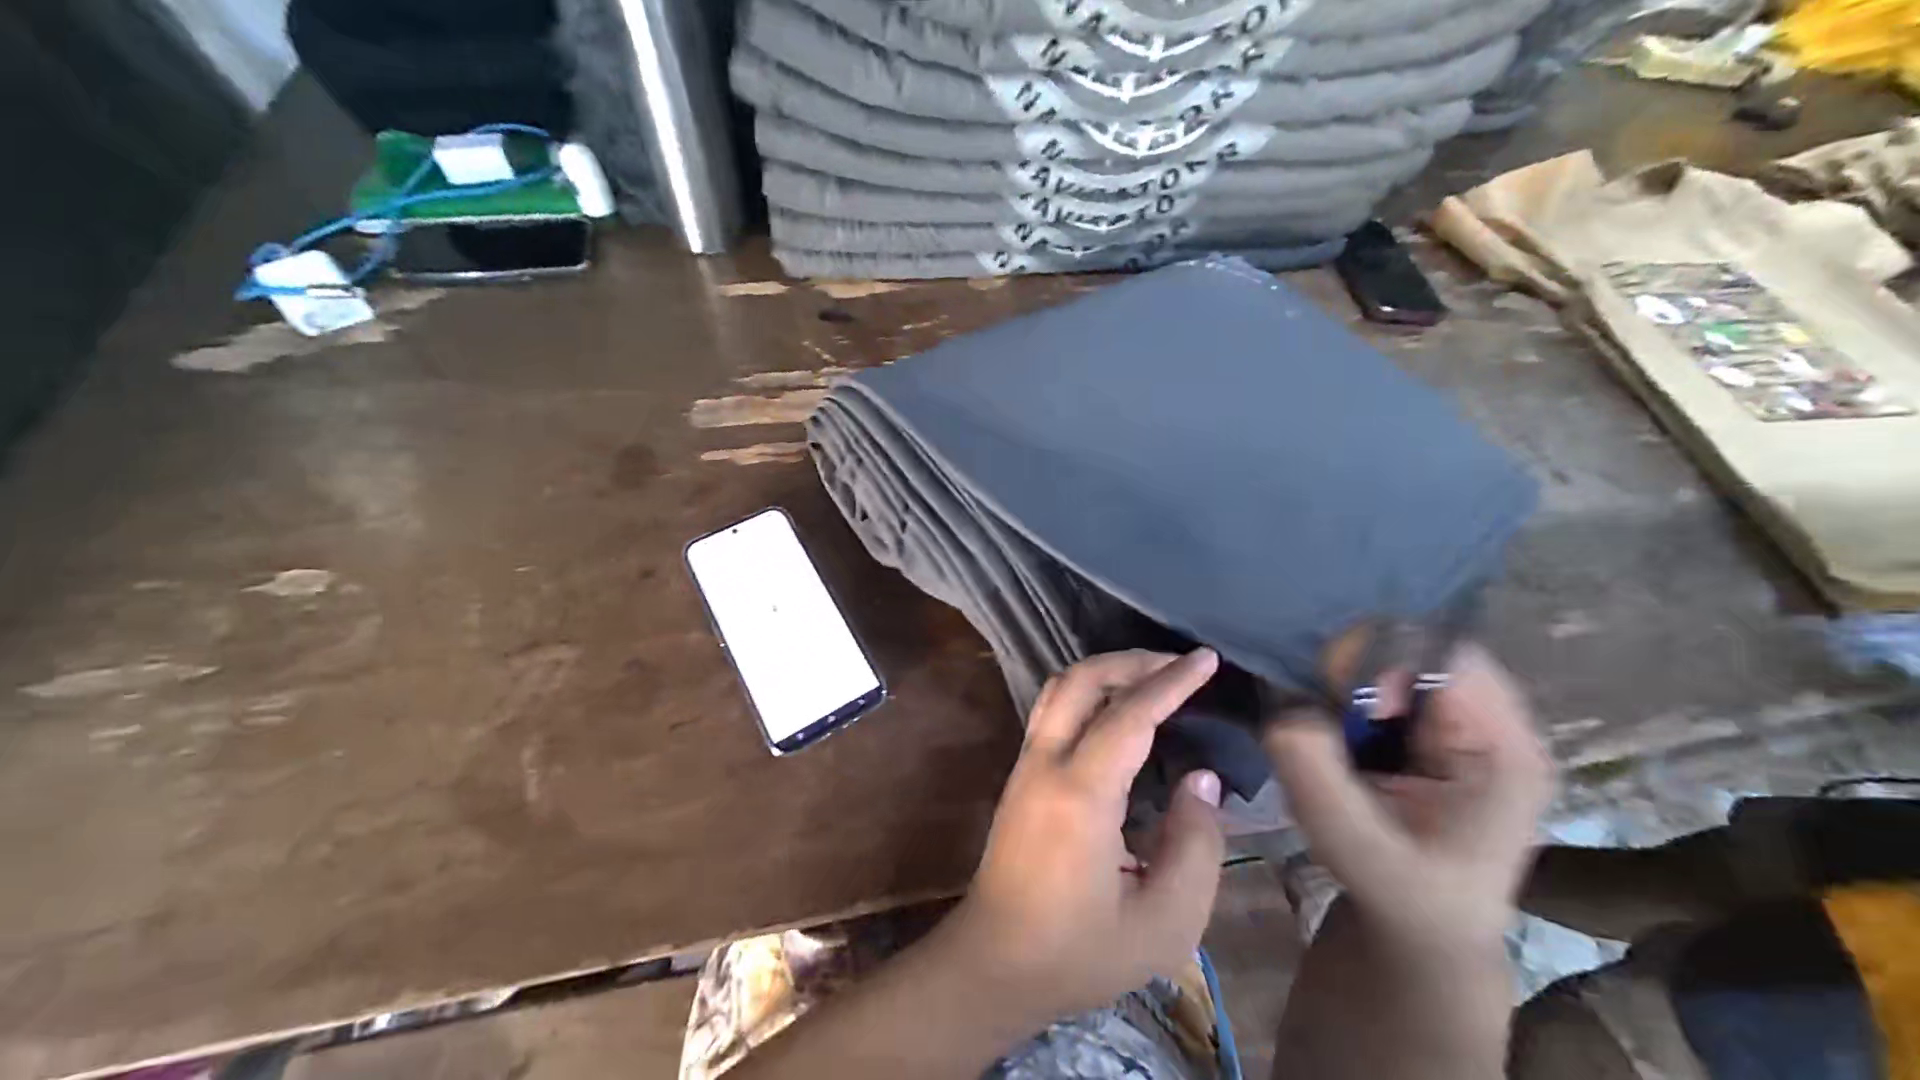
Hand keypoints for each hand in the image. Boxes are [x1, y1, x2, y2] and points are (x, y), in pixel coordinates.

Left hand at [938, 648, 1226, 1021]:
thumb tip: (1200, 779)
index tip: (1206, 659)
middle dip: (1133, 661)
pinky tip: (1118, 710)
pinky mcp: (1019, 775)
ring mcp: (1025, 765)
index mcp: (1081, 794)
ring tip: (1153, 676)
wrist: (995, 961)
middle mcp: (1045, 764)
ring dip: (1106, 671)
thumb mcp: (1163, 922)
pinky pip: (1052, 710)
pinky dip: (1088, 692)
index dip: (1171, 681)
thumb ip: (1195, 846)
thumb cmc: (1080, 951)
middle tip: (1181, 663)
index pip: (1129, 714)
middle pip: (1082, 680)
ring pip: (1060, 689)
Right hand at [1263, 645, 1553, 949]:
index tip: (1336, 697)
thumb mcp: (1354, 845)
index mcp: (1504, 750)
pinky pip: (1389, 684)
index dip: (1384, 662)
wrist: (1423, 929)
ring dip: (1351, 682)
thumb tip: (1285, 715)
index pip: (1447, 659)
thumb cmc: (1399, 893)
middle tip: (1320, 707)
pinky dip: (1351, 694)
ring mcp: (1466, 726)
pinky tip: (1337, 730)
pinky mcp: (1436, 731)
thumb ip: (1318, 778)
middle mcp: (1495, 725)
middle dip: (1359, 669)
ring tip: (1327, 723)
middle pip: (1422, 651)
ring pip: (1400, 663)